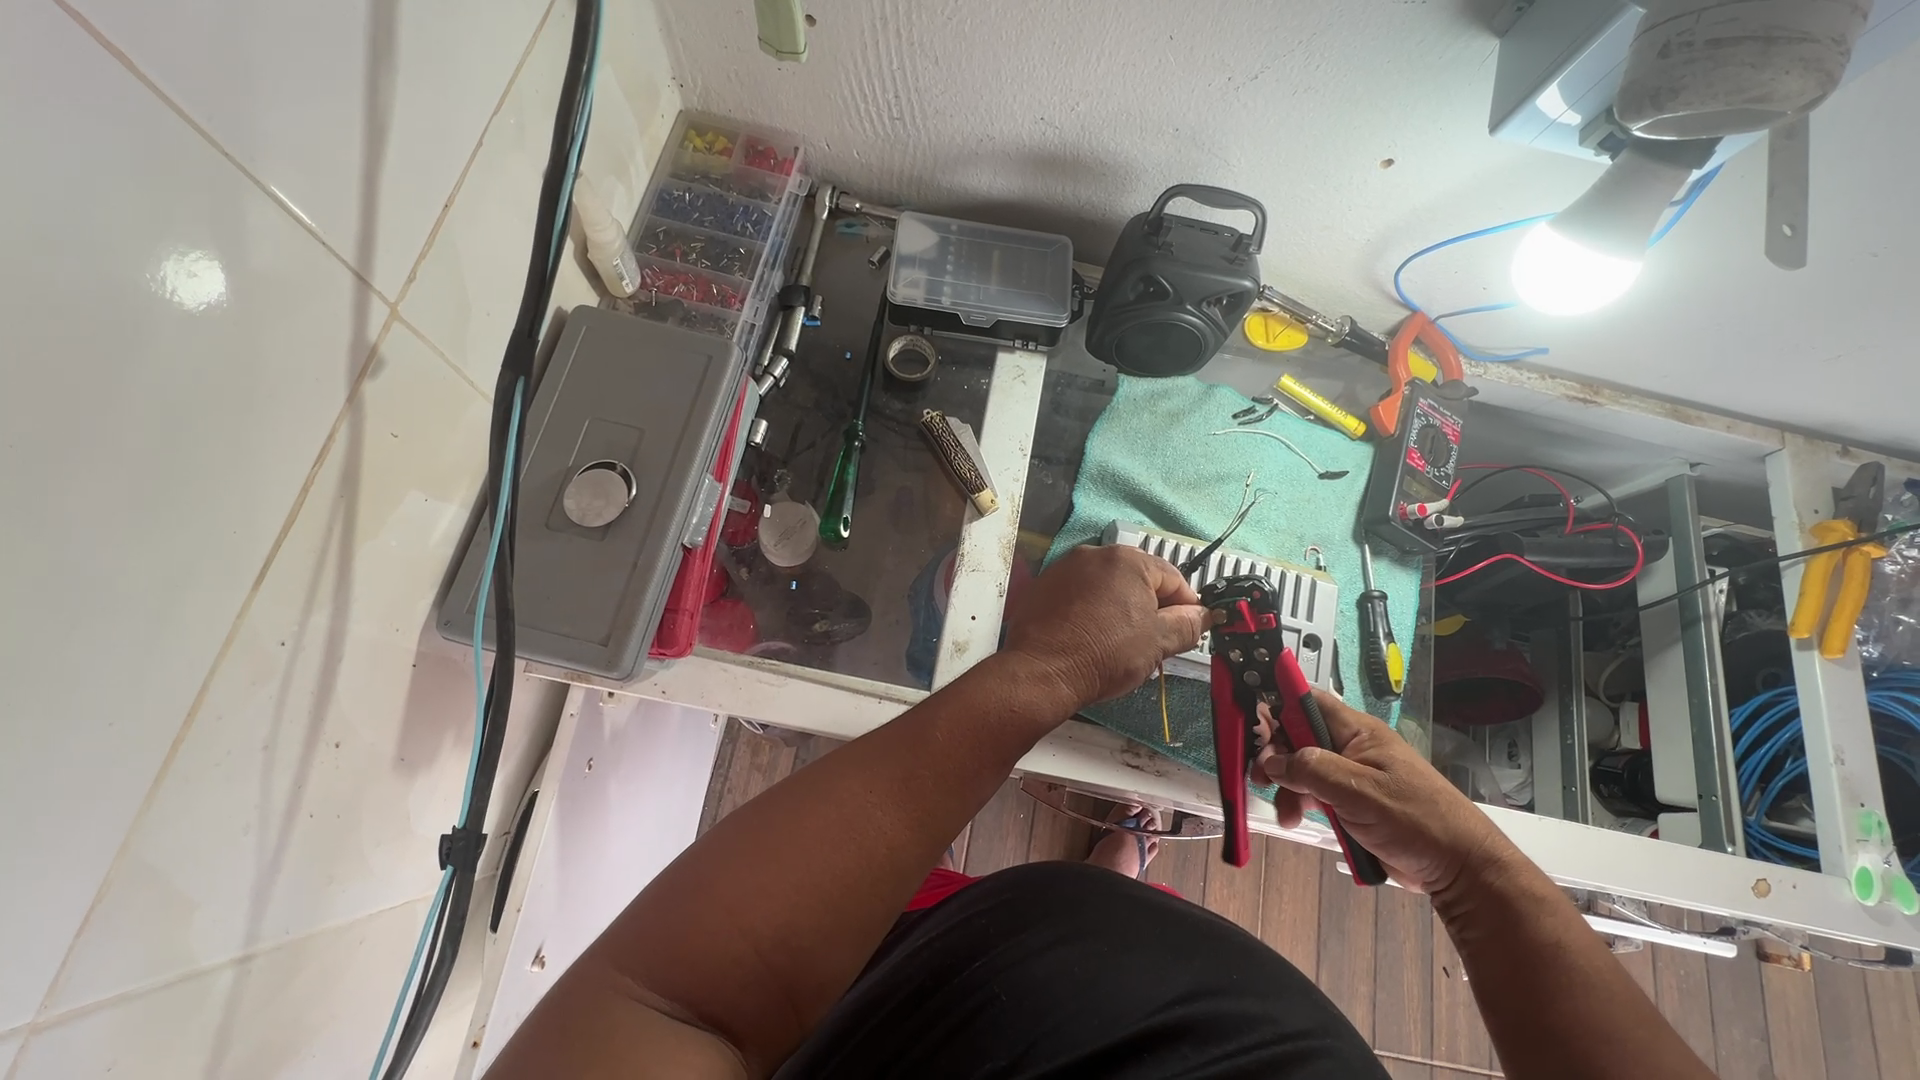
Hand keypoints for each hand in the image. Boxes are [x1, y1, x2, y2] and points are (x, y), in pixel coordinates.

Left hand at [1001, 545, 1207, 708]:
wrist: (1041, 671)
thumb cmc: (1102, 655)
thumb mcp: (1157, 643)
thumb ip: (1187, 624)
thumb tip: (1203, 615)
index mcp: (1128, 560)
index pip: (1173, 578)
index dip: (1185, 606)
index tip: (1186, 629)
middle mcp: (1094, 554)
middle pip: (1137, 579)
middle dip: (1149, 607)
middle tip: (1151, 641)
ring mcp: (1064, 568)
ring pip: (1106, 586)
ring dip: (1118, 608)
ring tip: (1117, 643)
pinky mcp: (1043, 586)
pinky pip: (1078, 594)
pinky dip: (1088, 610)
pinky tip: (1088, 636)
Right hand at [1256, 689, 1513, 896]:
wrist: (1458, 868)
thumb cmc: (1416, 820)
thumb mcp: (1358, 791)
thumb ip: (1312, 770)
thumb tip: (1273, 761)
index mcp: (1358, 732)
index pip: (1308, 700)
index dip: (1277, 703)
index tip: (1252, 725)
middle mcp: (1352, 748)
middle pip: (1298, 737)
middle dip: (1276, 756)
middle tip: (1261, 777)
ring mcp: (1351, 776)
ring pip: (1303, 770)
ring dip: (1288, 788)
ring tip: (1287, 814)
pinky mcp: (1352, 803)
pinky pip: (1316, 795)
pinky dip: (1302, 805)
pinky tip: (1298, 819)